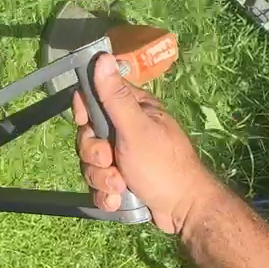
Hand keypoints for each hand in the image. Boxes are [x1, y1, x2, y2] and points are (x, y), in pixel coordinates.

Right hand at [72, 54, 227, 235]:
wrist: (183, 210)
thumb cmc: (163, 165)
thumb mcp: (136, 129)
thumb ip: (115, 97)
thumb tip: (101, 57)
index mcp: (133, 110)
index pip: (95, 98)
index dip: (85, 112)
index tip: (86, 123)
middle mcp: (126, 130)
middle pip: (87, 137)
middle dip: (95, 157)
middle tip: (112, 162)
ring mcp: (123, 157)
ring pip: (91, 164)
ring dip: (102, 180)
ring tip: (121, 187)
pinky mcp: (121, 181)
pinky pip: (99, 185)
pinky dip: (106, 196)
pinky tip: (119, 200)